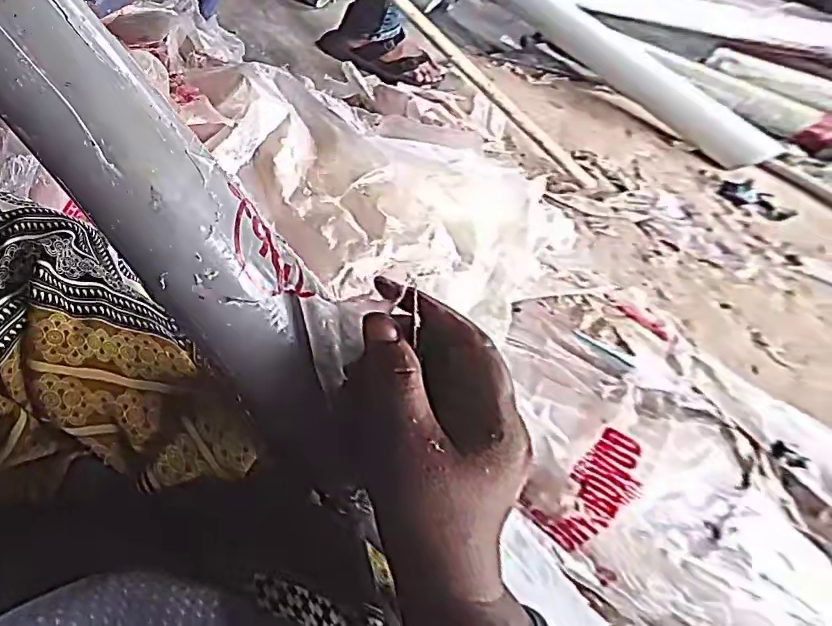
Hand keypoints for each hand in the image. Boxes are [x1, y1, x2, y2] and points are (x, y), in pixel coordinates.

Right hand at [344, 278, 532, 624]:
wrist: (438, 566)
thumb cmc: (425, 501)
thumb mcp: (404, 434)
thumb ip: (395, 375)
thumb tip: (384, 321)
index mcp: (494, 416)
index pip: (470, 342)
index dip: (430, 307)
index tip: (387, 287)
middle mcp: (493, 419)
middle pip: (451, 356)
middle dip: (402, 341)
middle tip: (362, 342)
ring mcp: (475, 434)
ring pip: (433, 376)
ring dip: (392, 368)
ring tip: (360, 383)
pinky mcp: (454, 444)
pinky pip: (424, 399)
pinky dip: (392, 390)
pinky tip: (367, 402)